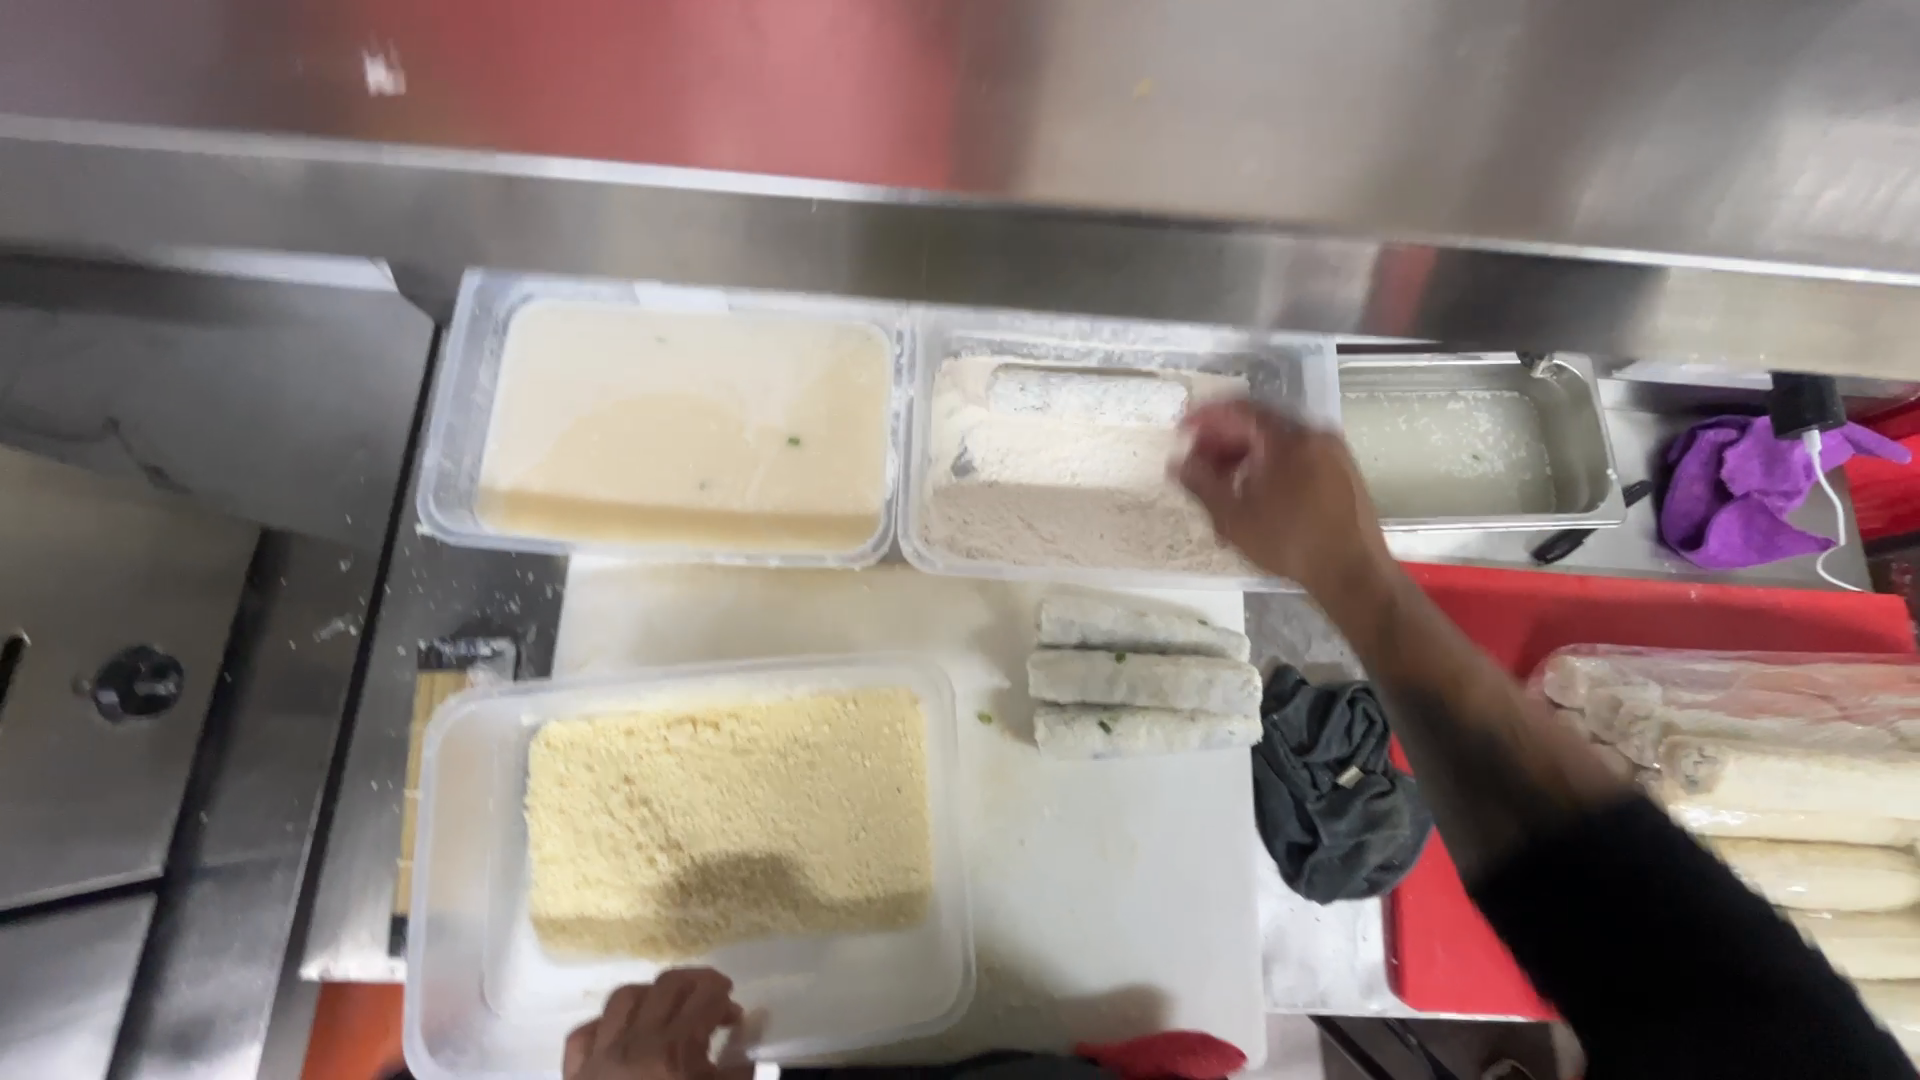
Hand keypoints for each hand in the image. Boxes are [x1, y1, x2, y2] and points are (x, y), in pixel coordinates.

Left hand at [563, 968, 746, 1079]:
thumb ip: (740, 1078)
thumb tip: (758, 1058)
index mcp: (674, 1052)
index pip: (707, 998)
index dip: (725, 1000)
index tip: (735, 1017)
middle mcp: (636, 1043)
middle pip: (670, 984)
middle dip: (697, 981)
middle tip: (713, 997)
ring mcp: (600, 1058)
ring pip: (625, 997)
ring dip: (652, 993)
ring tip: (669, 1007)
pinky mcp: (573, 1078)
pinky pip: (584, 1034)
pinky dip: (604, 1026)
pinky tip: (620, 1034)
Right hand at [1176, 399, 1391, 594]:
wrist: (1352, 572)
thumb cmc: (1289, 542)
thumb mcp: (1233, 516)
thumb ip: (1201, 483)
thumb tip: (1178, 463)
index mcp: (1287, 438)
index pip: (1239, 410)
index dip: (1205, 417)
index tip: (1182, 430)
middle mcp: (1314, 435)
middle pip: (1259, 425)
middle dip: (1222, 441)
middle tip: (1197, 462)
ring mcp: (1333, 453)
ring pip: (1277, 443)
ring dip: (1244, 457)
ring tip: (1221, 486)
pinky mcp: (1342, 473)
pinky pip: (1296, 457)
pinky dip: (1268, 466)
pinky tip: (1254, 494)